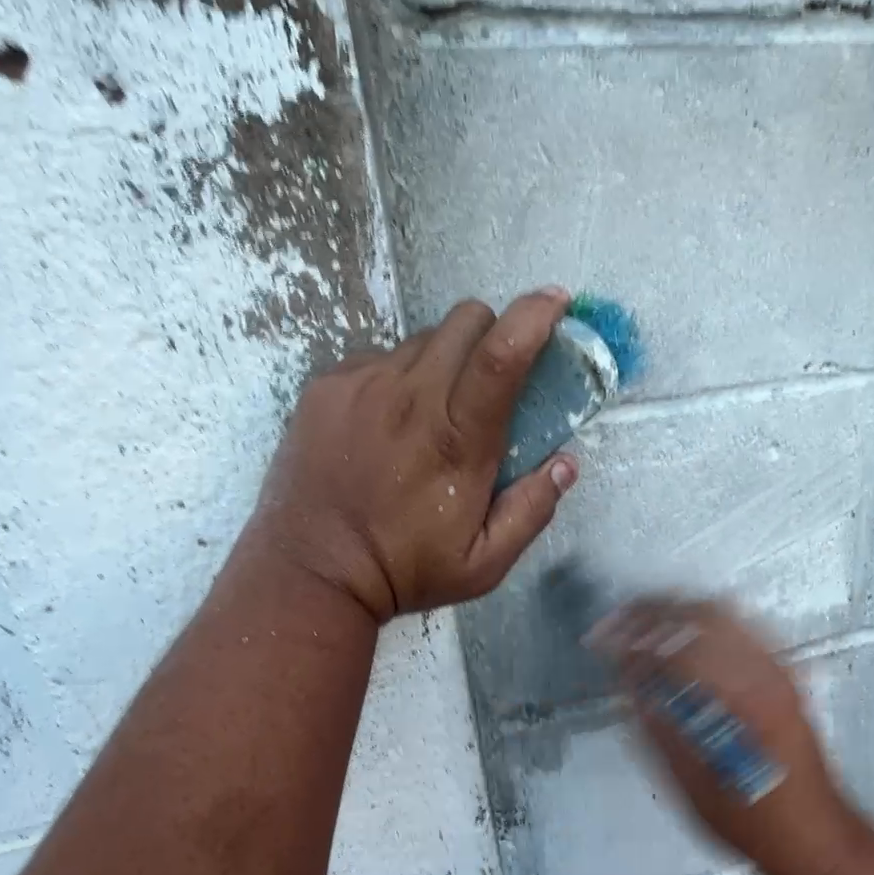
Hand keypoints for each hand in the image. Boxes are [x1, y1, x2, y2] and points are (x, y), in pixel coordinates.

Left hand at [246, 288, 578, 622]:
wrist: (306, 574)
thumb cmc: (404, 569)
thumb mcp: (485, 563)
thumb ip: (532, 511)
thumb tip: (567, 462)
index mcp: (456, 439)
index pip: (501, 355)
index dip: (534, 316)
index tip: (557, 300)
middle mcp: (409, 397)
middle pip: (466, 320)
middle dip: (493, 331)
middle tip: (492, 373)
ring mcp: (361, 384)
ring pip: (424, 336)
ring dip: (446, 355)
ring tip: (435, 404)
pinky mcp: (326, 385)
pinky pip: (380, 354)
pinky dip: (400, 372)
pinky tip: (389, 416)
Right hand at [590, 600, 867, 874]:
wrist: (815, 834)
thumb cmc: (753, 821)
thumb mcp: (693, 784)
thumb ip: (659, 728)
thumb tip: (630, 682)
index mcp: (737, 698)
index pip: (676, 647)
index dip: (634, 637)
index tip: (606, 638)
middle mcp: (762, 671)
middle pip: (702, 613)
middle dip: (655, 609)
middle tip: (620, 620)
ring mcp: (778, 668)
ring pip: (724, 613)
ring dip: (679, 610)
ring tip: (645, 620)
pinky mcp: (785, 673)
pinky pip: (742, 626)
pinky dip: (707, 620)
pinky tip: (688, 632)